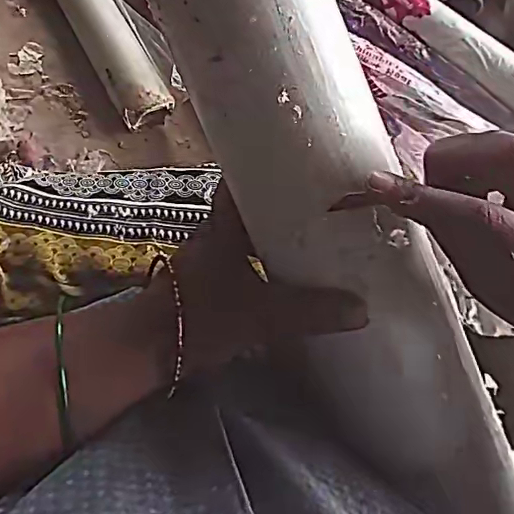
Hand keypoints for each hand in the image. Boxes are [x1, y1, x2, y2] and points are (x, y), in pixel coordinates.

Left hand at [163, 187, 369, 375]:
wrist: (153, 345)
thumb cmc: (202, 314)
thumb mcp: (263, 314)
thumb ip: (310, 311)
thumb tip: (360, 308)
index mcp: (221, 228)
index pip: (236, 185)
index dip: (261, 172)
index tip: (294, 168)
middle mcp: (212, 236)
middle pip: (246, 212)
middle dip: (278, 210)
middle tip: (319, 209)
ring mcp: (207, 260)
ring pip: (243, 239)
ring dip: (270, 240)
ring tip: (312, 243)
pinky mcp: (205, 284)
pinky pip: (240, 264)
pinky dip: (262, 266)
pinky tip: (286, 280)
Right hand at [335, 122, 513, 359]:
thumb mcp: (482, 280)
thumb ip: (445, 230)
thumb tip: (397, 193)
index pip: (484, 216)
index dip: (426, 197)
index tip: (380, 185)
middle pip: (510, 155)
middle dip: (453, 160)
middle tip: (433, 181)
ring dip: (471, 153)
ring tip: (462, 180)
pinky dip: (499, 142)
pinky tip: (491, 168)